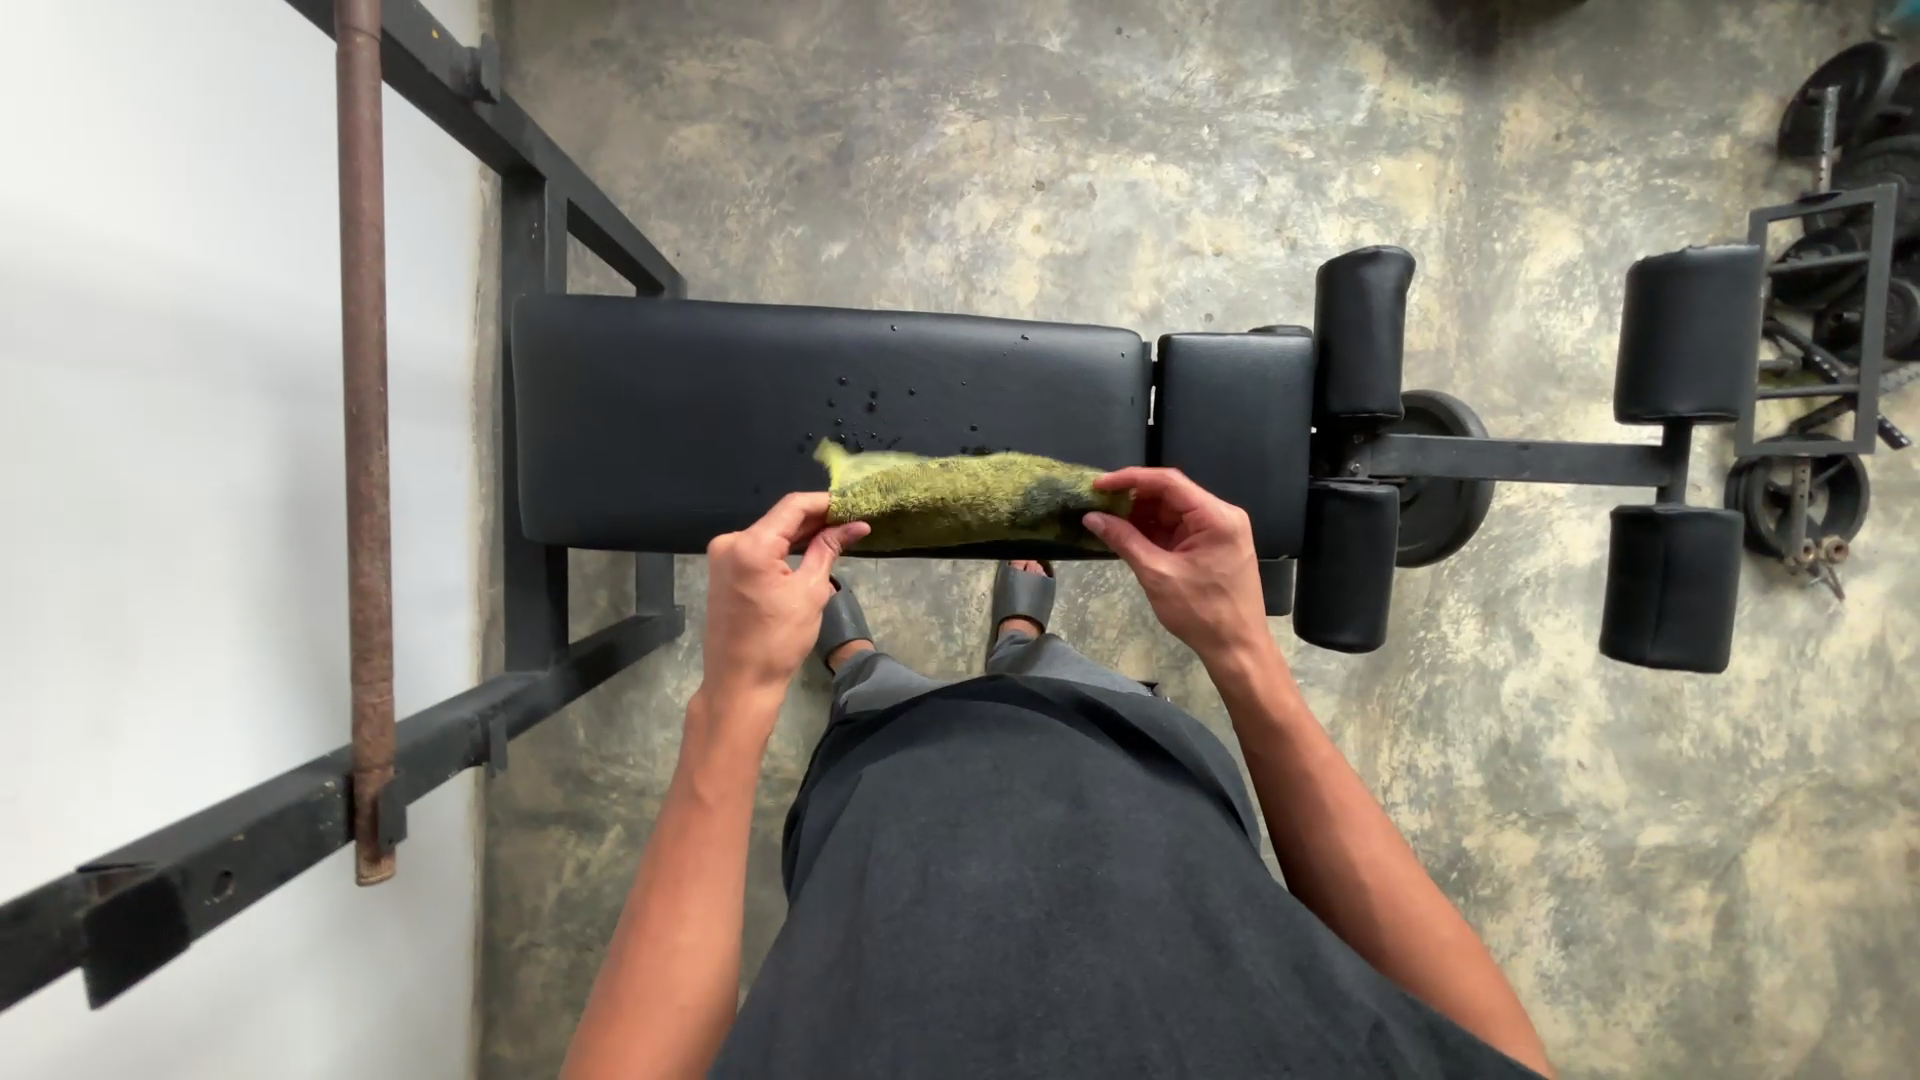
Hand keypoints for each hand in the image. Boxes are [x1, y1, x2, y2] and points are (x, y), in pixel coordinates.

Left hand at [699, 493, 868, 730]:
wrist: (740, 682)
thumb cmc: (779, 641)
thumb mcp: (811, 591)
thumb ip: (829, 549)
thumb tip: (855, 525)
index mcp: (750, 545)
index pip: (793, 506)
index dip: (826, 503)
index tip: (854, 506)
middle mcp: (730, 542)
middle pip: (781, 518)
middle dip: (817, 518)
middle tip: (852, 521)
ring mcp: (723, 556)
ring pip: (770, 532)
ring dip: (802, 533)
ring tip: (838, 534)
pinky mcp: (723, 570)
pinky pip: (759, 548)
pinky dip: (785, 548)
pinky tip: (810, 548)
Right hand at [1083, 468, 1272, 669]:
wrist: (1237, 648)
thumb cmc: (1201, 613)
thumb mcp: (1157, 574)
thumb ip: (1124, 541)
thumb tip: (1092, 518)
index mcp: (1216, 517)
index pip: (1168, 482)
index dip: (1130, 479)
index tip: (1098, 485)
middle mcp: (1220, 515)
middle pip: (1170, 493)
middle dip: (1133, 498)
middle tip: (1097, 504)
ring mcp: (1217, 531)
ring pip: (1171, 511)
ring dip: (1140, 515)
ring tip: (1106, 520)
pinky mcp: (1210, 546)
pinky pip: (1177, 528)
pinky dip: (1152, 530)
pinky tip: (1126, 534)